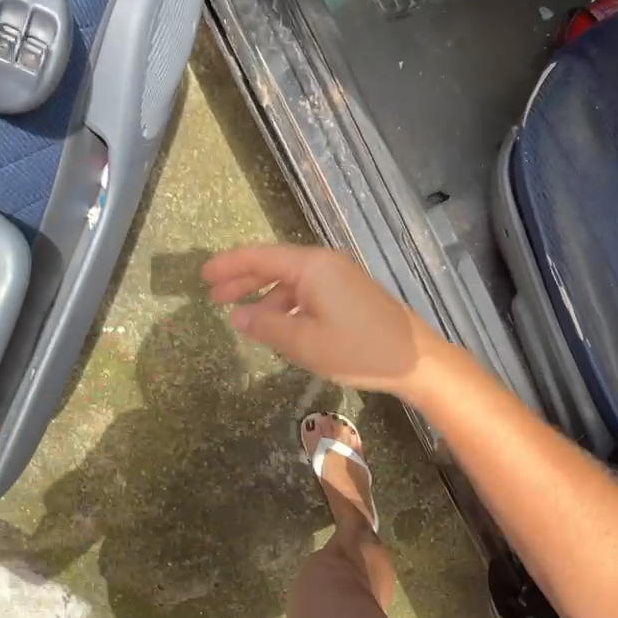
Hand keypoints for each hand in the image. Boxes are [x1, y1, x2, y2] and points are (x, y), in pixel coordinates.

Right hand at [202, 245, 451, 397]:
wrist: (415, 360)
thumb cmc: (358, 349)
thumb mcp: (305, 343)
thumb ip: (267, 326)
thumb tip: (237, 316)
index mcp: (312, 267)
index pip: (260, 257)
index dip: (229, 265)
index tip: (203, 276)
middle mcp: (325, 264)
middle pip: (274, 265)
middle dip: (243, 279)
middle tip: (213, 296)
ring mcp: (340, 279)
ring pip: (291, 281)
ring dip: (265, 296)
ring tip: (242, 318)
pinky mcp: (350, 296)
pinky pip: (308, 293)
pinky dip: (287, 305)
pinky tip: (278, 326)